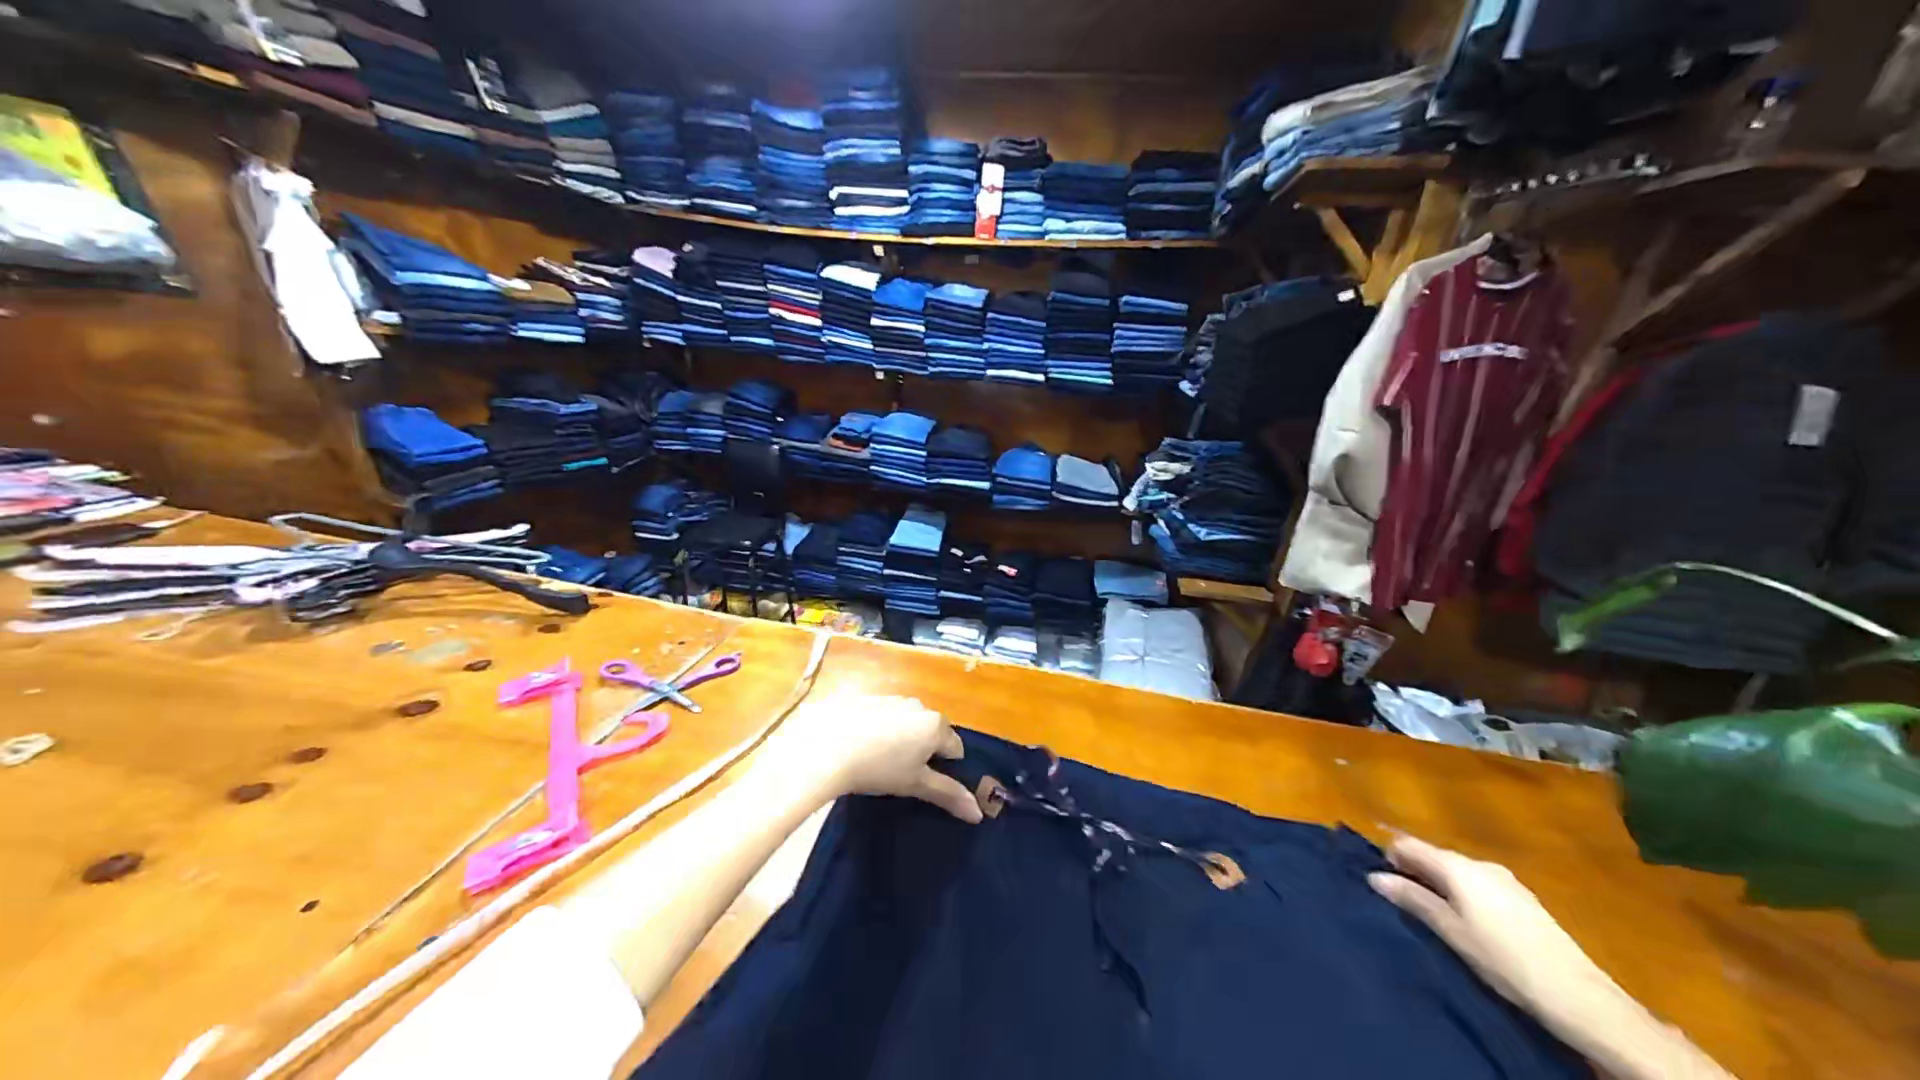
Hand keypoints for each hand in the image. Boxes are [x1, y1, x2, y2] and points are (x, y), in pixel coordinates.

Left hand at [759, 694, 983, 823]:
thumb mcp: (915, 784)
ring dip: (899, 738)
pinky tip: (858, 745)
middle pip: (931, 732)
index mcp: (936, 724)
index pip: (955, 749)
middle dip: (922, 751)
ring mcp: (890, 698)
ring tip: (876, 761)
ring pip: (905, 721)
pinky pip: (880, 715)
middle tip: (900, 774)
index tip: (923, 782)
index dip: (944, 769)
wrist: (824, 747)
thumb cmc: (878, 768)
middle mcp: (918, 704)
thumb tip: (978, 814)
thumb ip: (948, 794)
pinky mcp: (863, 697)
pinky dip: (876, 728)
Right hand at [1368, 837, 1735, 1079]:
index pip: (1409, 844)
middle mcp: (1481, 864)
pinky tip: (1465, 923)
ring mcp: (1506, 881)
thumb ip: (1412, 899)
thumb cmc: (1504, 959)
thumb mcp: (1450, 931)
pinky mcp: (1522, 900)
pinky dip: (1461, 896)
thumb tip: (1374, 875)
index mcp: (1458, 866)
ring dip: (1438, 886)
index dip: (1388, 857)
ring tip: (1430, 916)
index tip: (1377, 880)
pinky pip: (1477, 886)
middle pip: (1433, 856)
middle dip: (1413, 872)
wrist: (1580, 996)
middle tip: (1398, 902)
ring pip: (1456, 872)